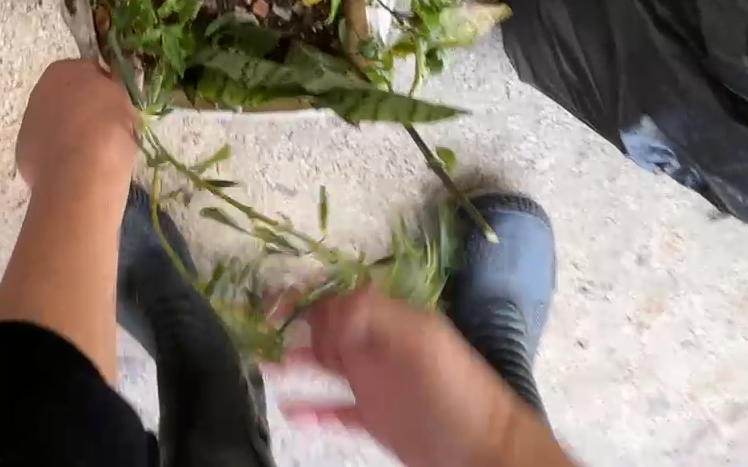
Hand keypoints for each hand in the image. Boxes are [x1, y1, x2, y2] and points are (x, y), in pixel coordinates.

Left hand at [14, 58, 138, 191]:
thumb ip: (114, 87)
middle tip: (107, 130)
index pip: (89, 71)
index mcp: (64, 69)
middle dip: (84, 110)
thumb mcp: (124, 99)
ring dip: (70, 133)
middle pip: (68, 97)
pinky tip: (74, 168)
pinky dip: (58, 155)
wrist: (80, 172)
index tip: (118, 106)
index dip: (105, 89)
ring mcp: (29, 120)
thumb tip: (110, 85)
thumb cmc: (108, 128)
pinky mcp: (23, 150)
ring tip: (92, 154)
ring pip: (56, 123)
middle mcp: (40, 89)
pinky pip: (47, 147)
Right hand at [277, 291, 572, 466]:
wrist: (492, 455)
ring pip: (319, 365)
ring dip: (290, 363)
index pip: (331, 297)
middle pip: (319, 327)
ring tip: (261, 366)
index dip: (300, 297)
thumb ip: (372, 314)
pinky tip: (288, 409)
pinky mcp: (372, 417)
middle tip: (256, 333)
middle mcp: (371, 344)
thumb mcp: (420, 339)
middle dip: (287, 327)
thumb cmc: (459, 392)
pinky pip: (332, 407)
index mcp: (382, 318)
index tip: (270, 305)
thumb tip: (325, 310)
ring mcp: (370, 381)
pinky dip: (309, 406)